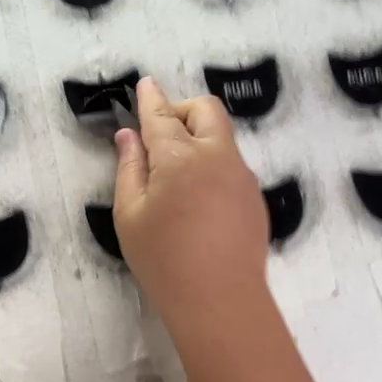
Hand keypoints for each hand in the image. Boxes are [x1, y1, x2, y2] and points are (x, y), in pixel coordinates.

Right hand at [112, 76, 268, 333]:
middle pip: (205, 111)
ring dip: (196, 136)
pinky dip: (208, 162)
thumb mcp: (129, 215)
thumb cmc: (162, 258)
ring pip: (220, 136)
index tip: (144, 84)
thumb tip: (129, 138)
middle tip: (158, 129)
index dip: (150, 99)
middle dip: (181, 109)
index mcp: (180, 157)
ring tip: (170, 168)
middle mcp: (217, 156)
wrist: (218, 298)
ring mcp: (241, 175)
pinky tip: (191, 197)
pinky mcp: (252, 196)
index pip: (161, 117)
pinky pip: (229, 163)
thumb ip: (129, 169)